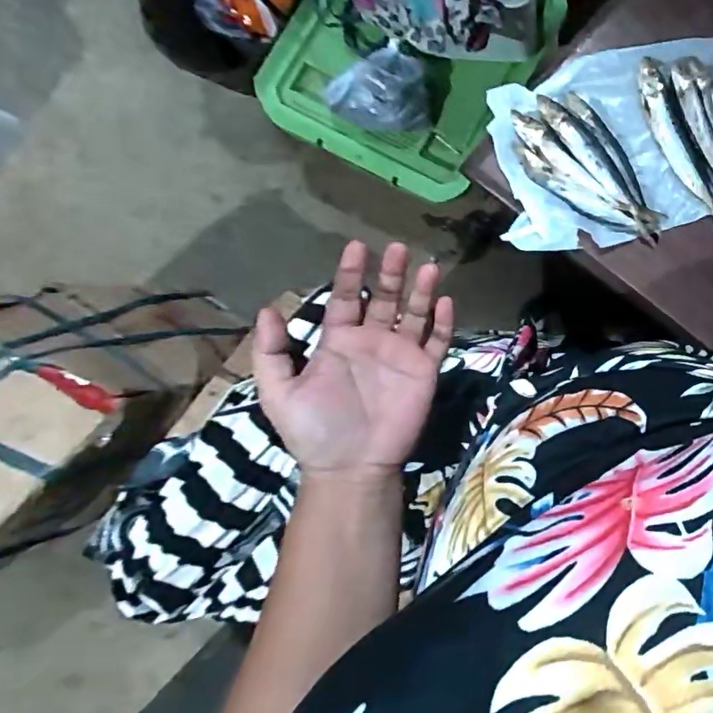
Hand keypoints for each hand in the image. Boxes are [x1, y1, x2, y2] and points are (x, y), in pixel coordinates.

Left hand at [252, 241, 454, 483]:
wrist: (349, 467)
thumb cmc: (313, 430)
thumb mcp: (280, 393)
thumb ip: (273, 352)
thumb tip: (267, 309)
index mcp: (339, 341)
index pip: (348, 297)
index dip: (352, 272)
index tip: (356, 246)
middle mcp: (373, 340)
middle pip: (386, 298)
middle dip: (391, 273)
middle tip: (397, 247)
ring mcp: (401, 354)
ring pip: (415, 314)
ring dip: (422, 291)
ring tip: (429, 266)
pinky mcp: (424, 371)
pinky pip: (437, 341)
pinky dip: (444, 322)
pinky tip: (446, 302)